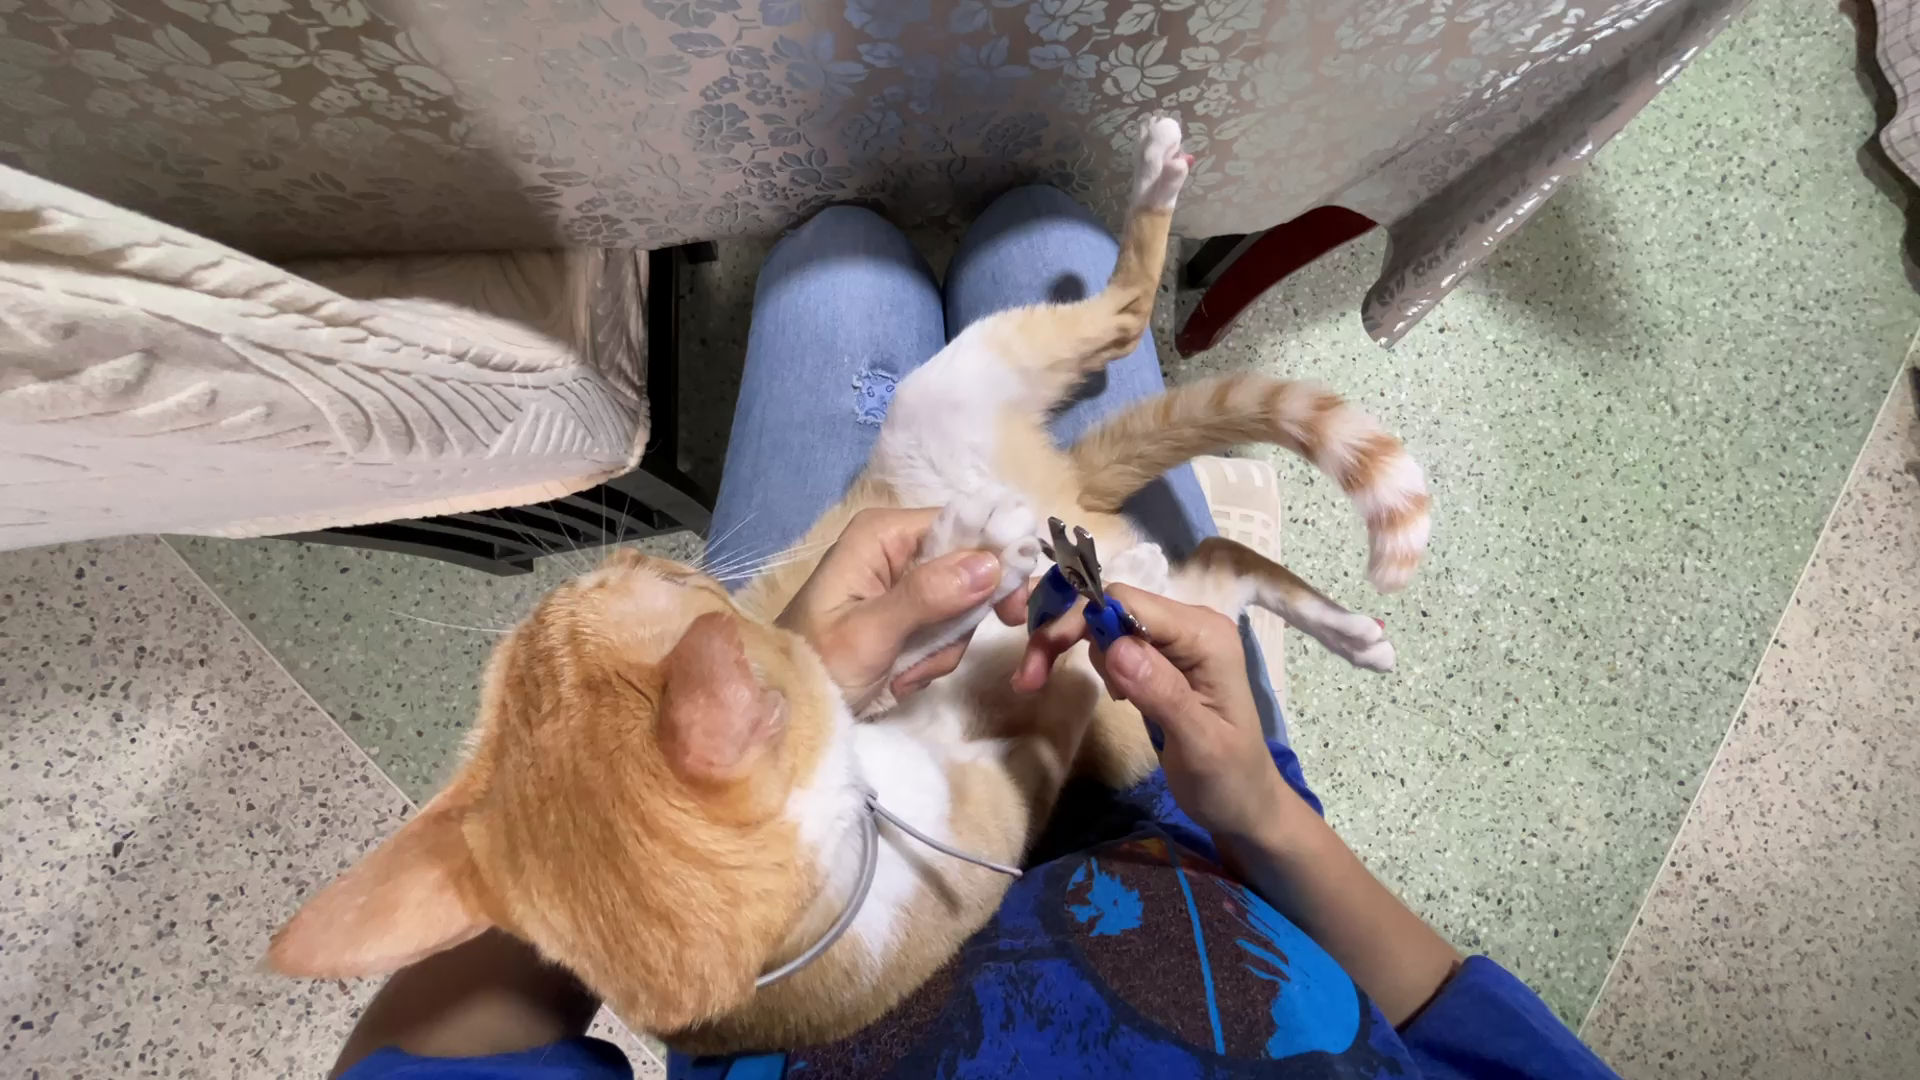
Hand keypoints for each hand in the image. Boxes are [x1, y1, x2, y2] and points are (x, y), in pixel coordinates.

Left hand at [778, 507, 1027, 709]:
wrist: (786, 707)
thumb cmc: (818, 664)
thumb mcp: (870, 633)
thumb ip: (928, 596)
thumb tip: (991, 563)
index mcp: (884, 535)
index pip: (962, 522)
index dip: (996, 557)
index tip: (1014, 604)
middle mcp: (897, 548)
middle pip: (970, 565)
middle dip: (961, 617)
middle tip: (944, 651)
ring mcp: (904, 582)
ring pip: (963, 603)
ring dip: (943, 645)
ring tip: (903, 671)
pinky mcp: (908, 613)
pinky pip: (948, 628)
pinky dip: (933, 657)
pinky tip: (900, 676)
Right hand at [1017, 585, 1287, 848]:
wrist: (1246, 806)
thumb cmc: (1228, 780)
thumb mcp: (1200, 745)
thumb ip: (1161, 693)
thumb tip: (1116, 647)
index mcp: (1205, 635)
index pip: (1126, 603)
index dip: (1077, 620)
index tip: (1040, 656)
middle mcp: (1190, 624)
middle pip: (1108, 607)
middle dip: (1062, 633)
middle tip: (1026, 676)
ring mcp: (1175, 638)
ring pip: (1103, 623)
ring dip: (1070, 647)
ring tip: (1057, 687)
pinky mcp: (1160, 655)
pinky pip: (1113, 641)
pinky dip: (1089, 658)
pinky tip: (1107, 693)